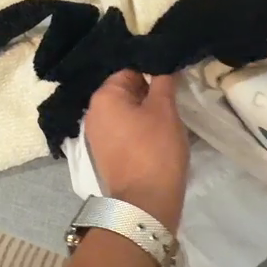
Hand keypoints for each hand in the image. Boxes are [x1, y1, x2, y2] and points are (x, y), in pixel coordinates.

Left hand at [83, 70, 189, 232]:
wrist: (145, 204)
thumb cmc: (155, 150)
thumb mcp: (164, 109)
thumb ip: (163, 80)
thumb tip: (163, 63)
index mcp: (103, 96)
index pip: (130, 71)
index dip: (153, 73)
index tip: (172, 81)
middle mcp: (93, 112)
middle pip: (125, 91)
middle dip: (148, 94)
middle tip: (173, 101)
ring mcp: (96, 135)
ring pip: (125, 113)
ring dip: (144, 114)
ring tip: (167, 120)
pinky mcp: (104, 154)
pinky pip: (122, 132)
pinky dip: (137, 131)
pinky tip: (156, 138)